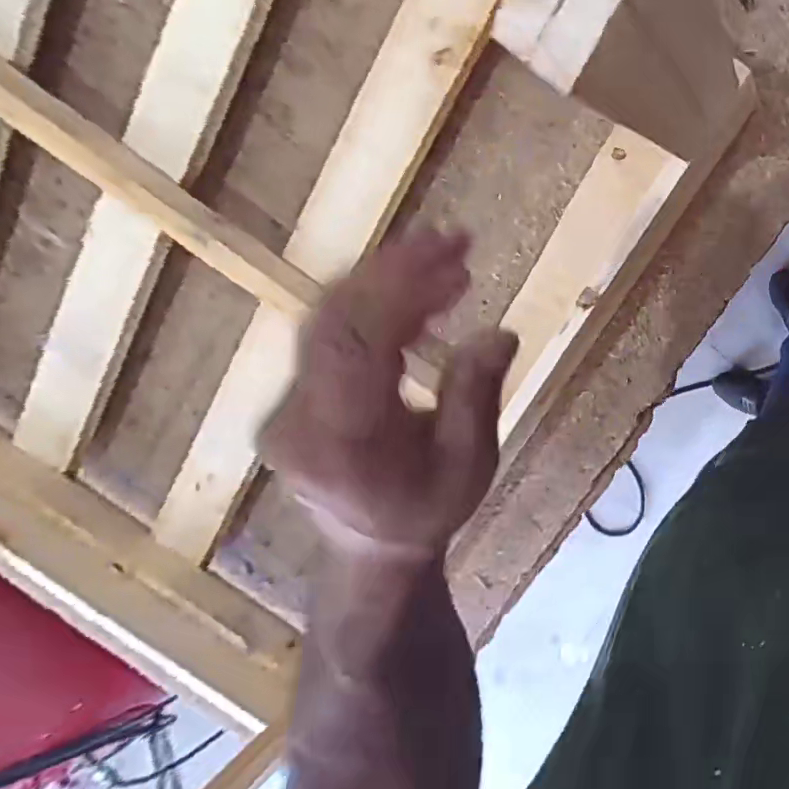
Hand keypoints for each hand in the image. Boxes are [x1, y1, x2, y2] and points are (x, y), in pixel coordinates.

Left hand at [259, 228, 518, 560]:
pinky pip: (331, 332)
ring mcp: (287, 402)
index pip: (358, 344)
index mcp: (343, 439)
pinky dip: (376, 303)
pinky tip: (422, 295)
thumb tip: (501, 332)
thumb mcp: (470, 465)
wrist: (372, 546)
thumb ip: (476, 397)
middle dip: (395, 270)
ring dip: (386, 280)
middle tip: (456, 241)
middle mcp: (299, 415)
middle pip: (334, 318)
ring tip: (447, 260)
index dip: (401, 288)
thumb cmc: (428, 510)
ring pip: (326, 317)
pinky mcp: (294, 391)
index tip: (454, 254)